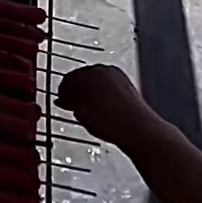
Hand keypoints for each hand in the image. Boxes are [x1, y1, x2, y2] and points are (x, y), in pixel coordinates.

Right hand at [56, 64, 175, 151]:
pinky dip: (100, 95)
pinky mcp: (128, 86)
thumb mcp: (80, 112)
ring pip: (95, 82)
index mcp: (90, 72)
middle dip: (75, 91)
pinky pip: (107, 87)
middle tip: (69, 105)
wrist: (140, 132)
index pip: (68, 79)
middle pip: (82, 78)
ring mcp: (118, 77)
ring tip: (84, 110)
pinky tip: (98, 109)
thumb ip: (69, 102)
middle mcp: (104, 70)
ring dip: (87, 93)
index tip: (61, 101)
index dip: (62, 92)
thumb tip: (64, 100)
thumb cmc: (112, 121)